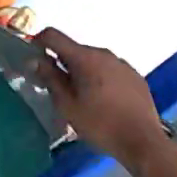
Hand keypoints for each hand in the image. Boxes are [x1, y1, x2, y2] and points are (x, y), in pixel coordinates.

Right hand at [32, 28, 170, 171]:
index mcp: (84, 57)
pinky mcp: (135, 76)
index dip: (39, 41)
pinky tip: (105, 101)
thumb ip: (50, 78)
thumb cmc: (100, 124)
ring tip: (83, 98)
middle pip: (74, 50)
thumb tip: (36, 60)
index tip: (34, 57)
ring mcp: (122, 63)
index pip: (54, 35)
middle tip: (58, 87)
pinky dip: (101, 79)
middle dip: (62, 63)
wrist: (143, 141)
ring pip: (93, 60)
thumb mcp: (67, 105)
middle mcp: (103, 53)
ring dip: (83, 72)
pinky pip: (110, 70)